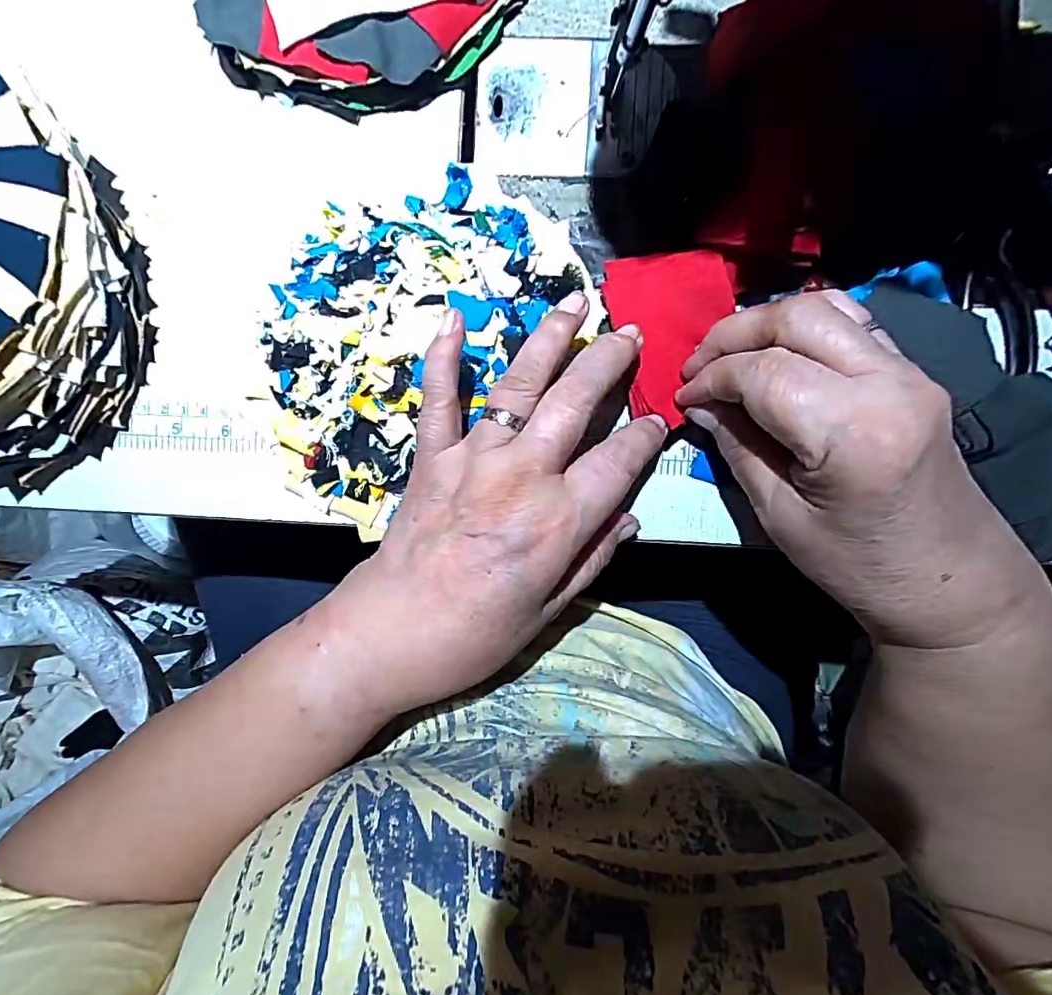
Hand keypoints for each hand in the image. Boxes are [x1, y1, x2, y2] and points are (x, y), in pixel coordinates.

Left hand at [314, 294, 666, 719]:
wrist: (393, 629)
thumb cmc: (475, 634)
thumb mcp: (550, 611)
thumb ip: (590, 559)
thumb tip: (624, 518)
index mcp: (563, 517)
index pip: (622, 458)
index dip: (647, 435)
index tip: (659, 419)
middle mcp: (522, 475)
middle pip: (577, 402)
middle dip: (608, 361)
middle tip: (628, 332)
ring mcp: (471, 461)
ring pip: (517, 387)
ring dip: (546, 341)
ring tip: (571, 303)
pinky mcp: (428, 461)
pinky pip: (438, 402)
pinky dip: (443, 361)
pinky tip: (453, 321)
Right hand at [673, 291, 1048, 649]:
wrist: (949, 577)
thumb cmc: (852, 559)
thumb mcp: (775, 511)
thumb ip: (737, 446)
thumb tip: (700, 405)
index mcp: (851, 429)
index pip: (761, 370)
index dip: (709, 379)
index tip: (680, 401)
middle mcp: (889, 385)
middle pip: (798, 318)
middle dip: (731, 335)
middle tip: (695, 369)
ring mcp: (909, 374)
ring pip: (828, 310)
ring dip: (765, 325)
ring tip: (726, 359)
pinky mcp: (912, 376)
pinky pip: (851, 326)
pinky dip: (800, 331)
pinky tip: (770, 358)